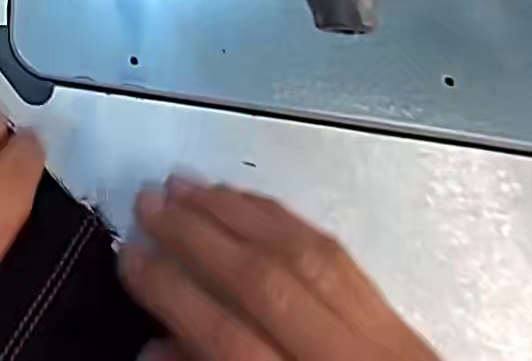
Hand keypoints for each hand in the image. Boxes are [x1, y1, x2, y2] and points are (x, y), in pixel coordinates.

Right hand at [122, 178, 437, 360]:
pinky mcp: (401, 322)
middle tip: (147, 202)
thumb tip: (153, 348)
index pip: (230, 343)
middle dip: (195, 234)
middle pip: (264, 284)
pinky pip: (332, 250)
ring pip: (299, 252)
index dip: (172, 294)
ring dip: (232, 211)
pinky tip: (243, 199)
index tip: (131, 257)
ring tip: (183, 186)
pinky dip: (279, 218)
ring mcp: (386, 343)